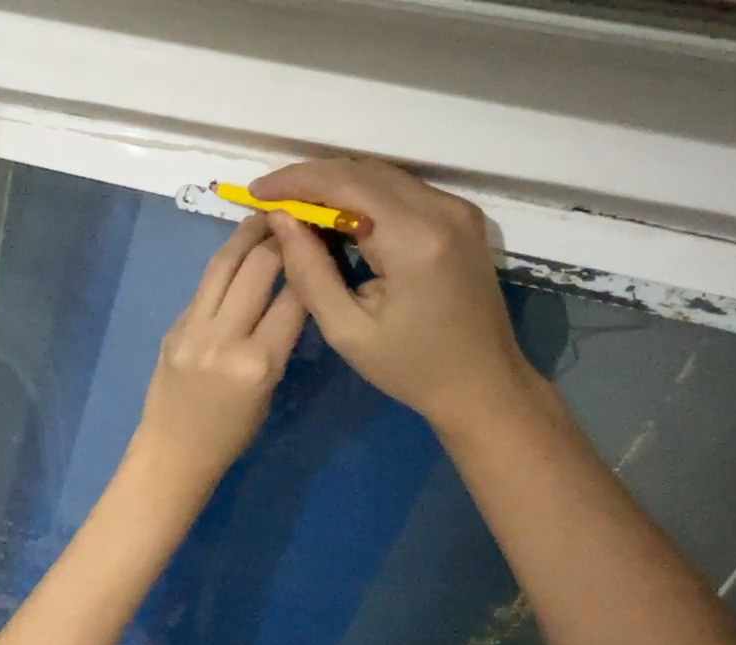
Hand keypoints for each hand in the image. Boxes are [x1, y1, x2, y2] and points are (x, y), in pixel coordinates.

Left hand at [130, 214, 305, 485]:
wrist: (174, 451)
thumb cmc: (232, 433)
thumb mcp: (270, 388)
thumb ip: (280, 337)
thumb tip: (293, 286)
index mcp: (258, 362)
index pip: (295, 295)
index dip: (311, 261)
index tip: (324, 239)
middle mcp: (223, 340)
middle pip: (258, 266)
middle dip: (281, 236)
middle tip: (298, 217)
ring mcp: (191, 331)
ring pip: (223, 265)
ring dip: (247, 236)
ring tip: (266, 217)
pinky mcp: (172, 328)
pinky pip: (203, 287)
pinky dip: (224, 266)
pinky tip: (239, 253)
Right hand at [252, 158, 532, 429]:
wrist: (479, 381)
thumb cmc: (407, 366)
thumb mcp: (345, 328)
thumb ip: (309, 271)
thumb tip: (281, 221)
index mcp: (414, 240)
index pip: (345, 185)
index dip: (295, 182)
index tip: (256, 193)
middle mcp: (441, 210)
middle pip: (365, 172)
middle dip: (311, 179)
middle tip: (268, 199)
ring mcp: (456, 209)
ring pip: (383, 176)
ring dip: (334, 185)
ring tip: (291, 206)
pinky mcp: (459, 217)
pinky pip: (401, 192)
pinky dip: (360, 196)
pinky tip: (332, 216)